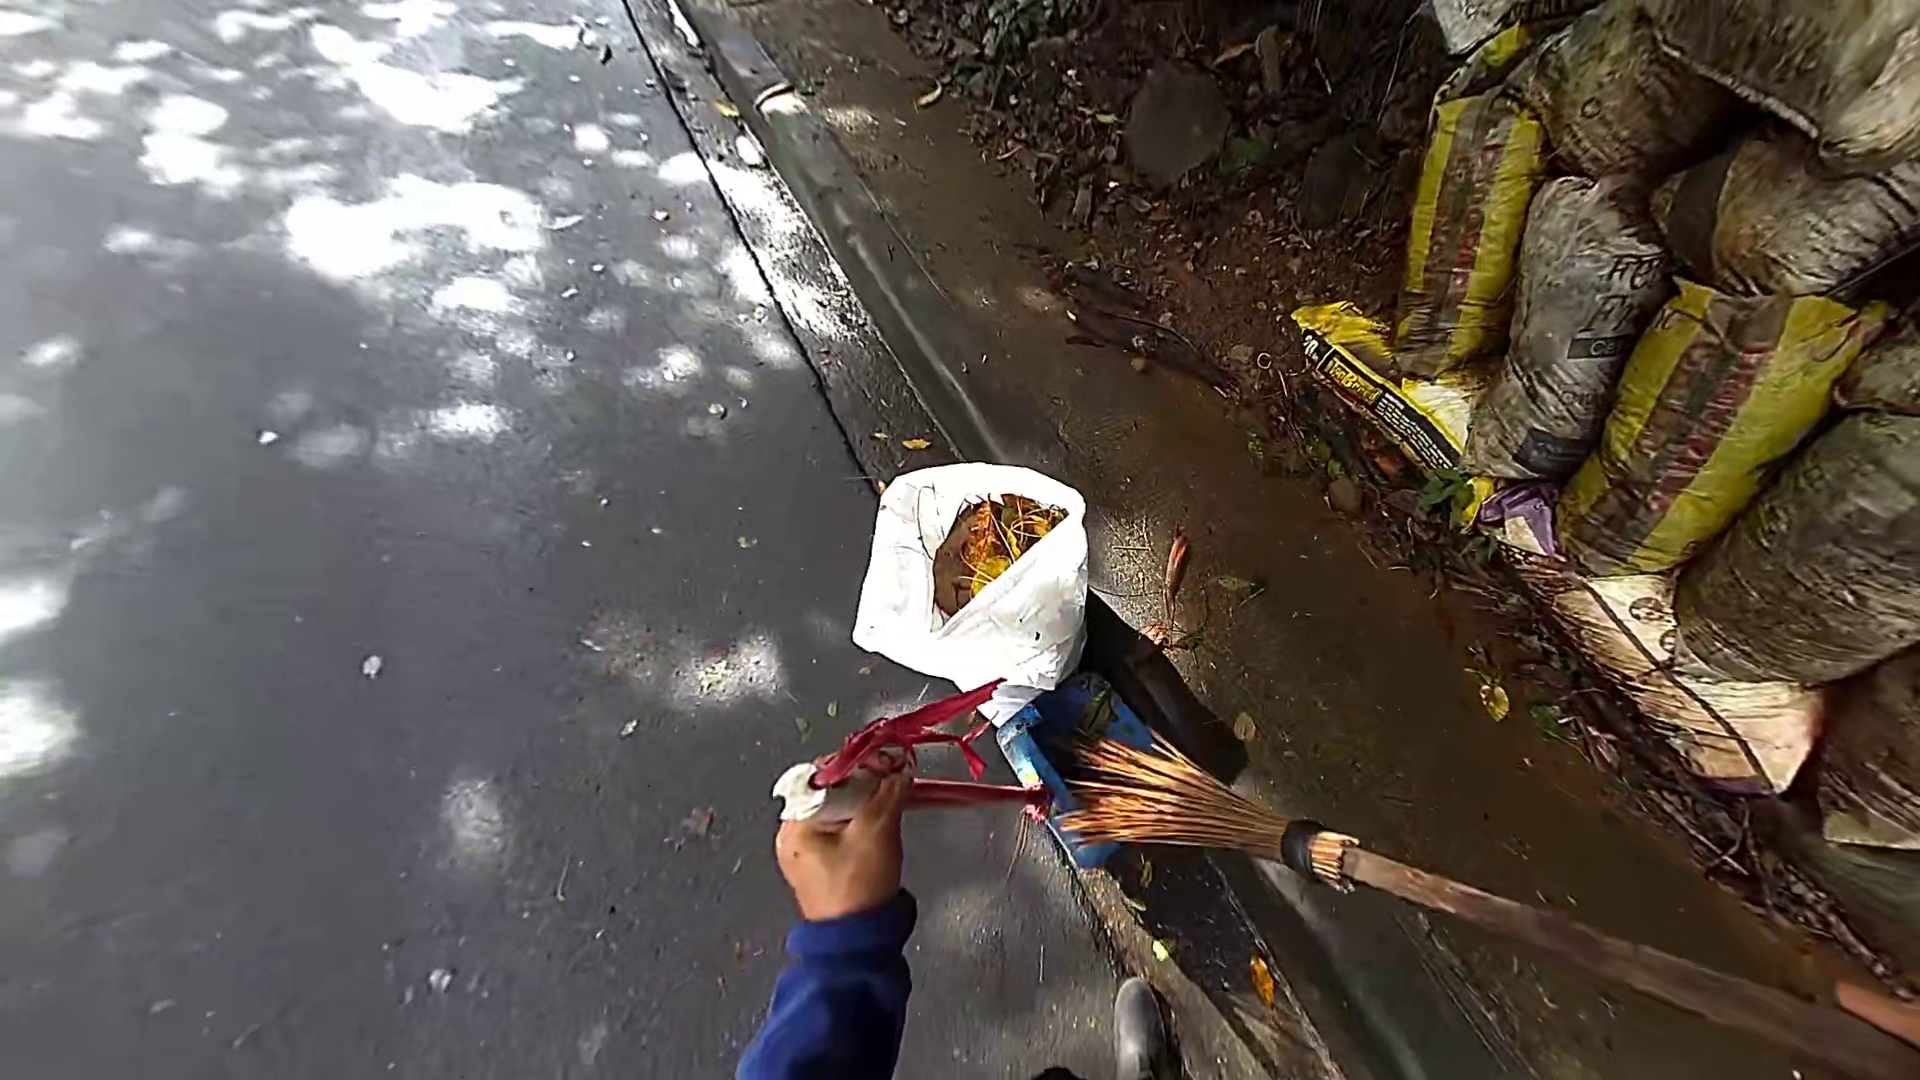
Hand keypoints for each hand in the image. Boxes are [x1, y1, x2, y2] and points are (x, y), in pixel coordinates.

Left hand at [775, 771, 907, 920]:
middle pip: (830, 787)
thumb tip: (900, 771)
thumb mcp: (877, 830)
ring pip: (839, 804)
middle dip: (865, 778)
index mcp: (796, 826)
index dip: (854, 763)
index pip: (821, 774)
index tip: (882, 762)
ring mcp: (808, 849)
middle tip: (891, 775)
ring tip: (891, 792)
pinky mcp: (825, 860)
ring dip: (867, 796)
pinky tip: (883, 814)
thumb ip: (889, 791)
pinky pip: (842, 823)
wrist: (861, 943)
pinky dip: (863, 814)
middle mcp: (794, 834)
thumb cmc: (860, 888)